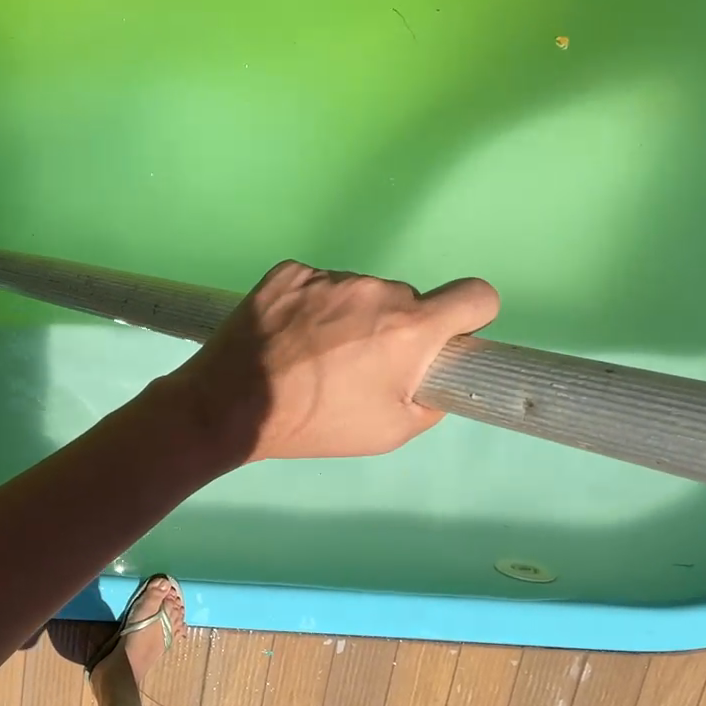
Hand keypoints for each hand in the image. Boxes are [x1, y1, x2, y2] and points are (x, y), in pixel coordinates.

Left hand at [171, 260, 498, 462]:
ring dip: (343, 316)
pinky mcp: (285, 274)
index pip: (476, 295)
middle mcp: (374, 291)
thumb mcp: (389, 431)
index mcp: (412, 327)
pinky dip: (306, 304)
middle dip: (389, 327)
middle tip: (350, 364)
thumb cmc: (313, 424)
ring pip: (355, 292)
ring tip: (306, 354)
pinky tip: (284, 335)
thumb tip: (432, 377)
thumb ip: (428, 399)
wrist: (229, 406)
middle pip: (403, 300)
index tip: (443, 337)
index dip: (466, 317)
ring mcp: (326, 278)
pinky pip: (313, 284)